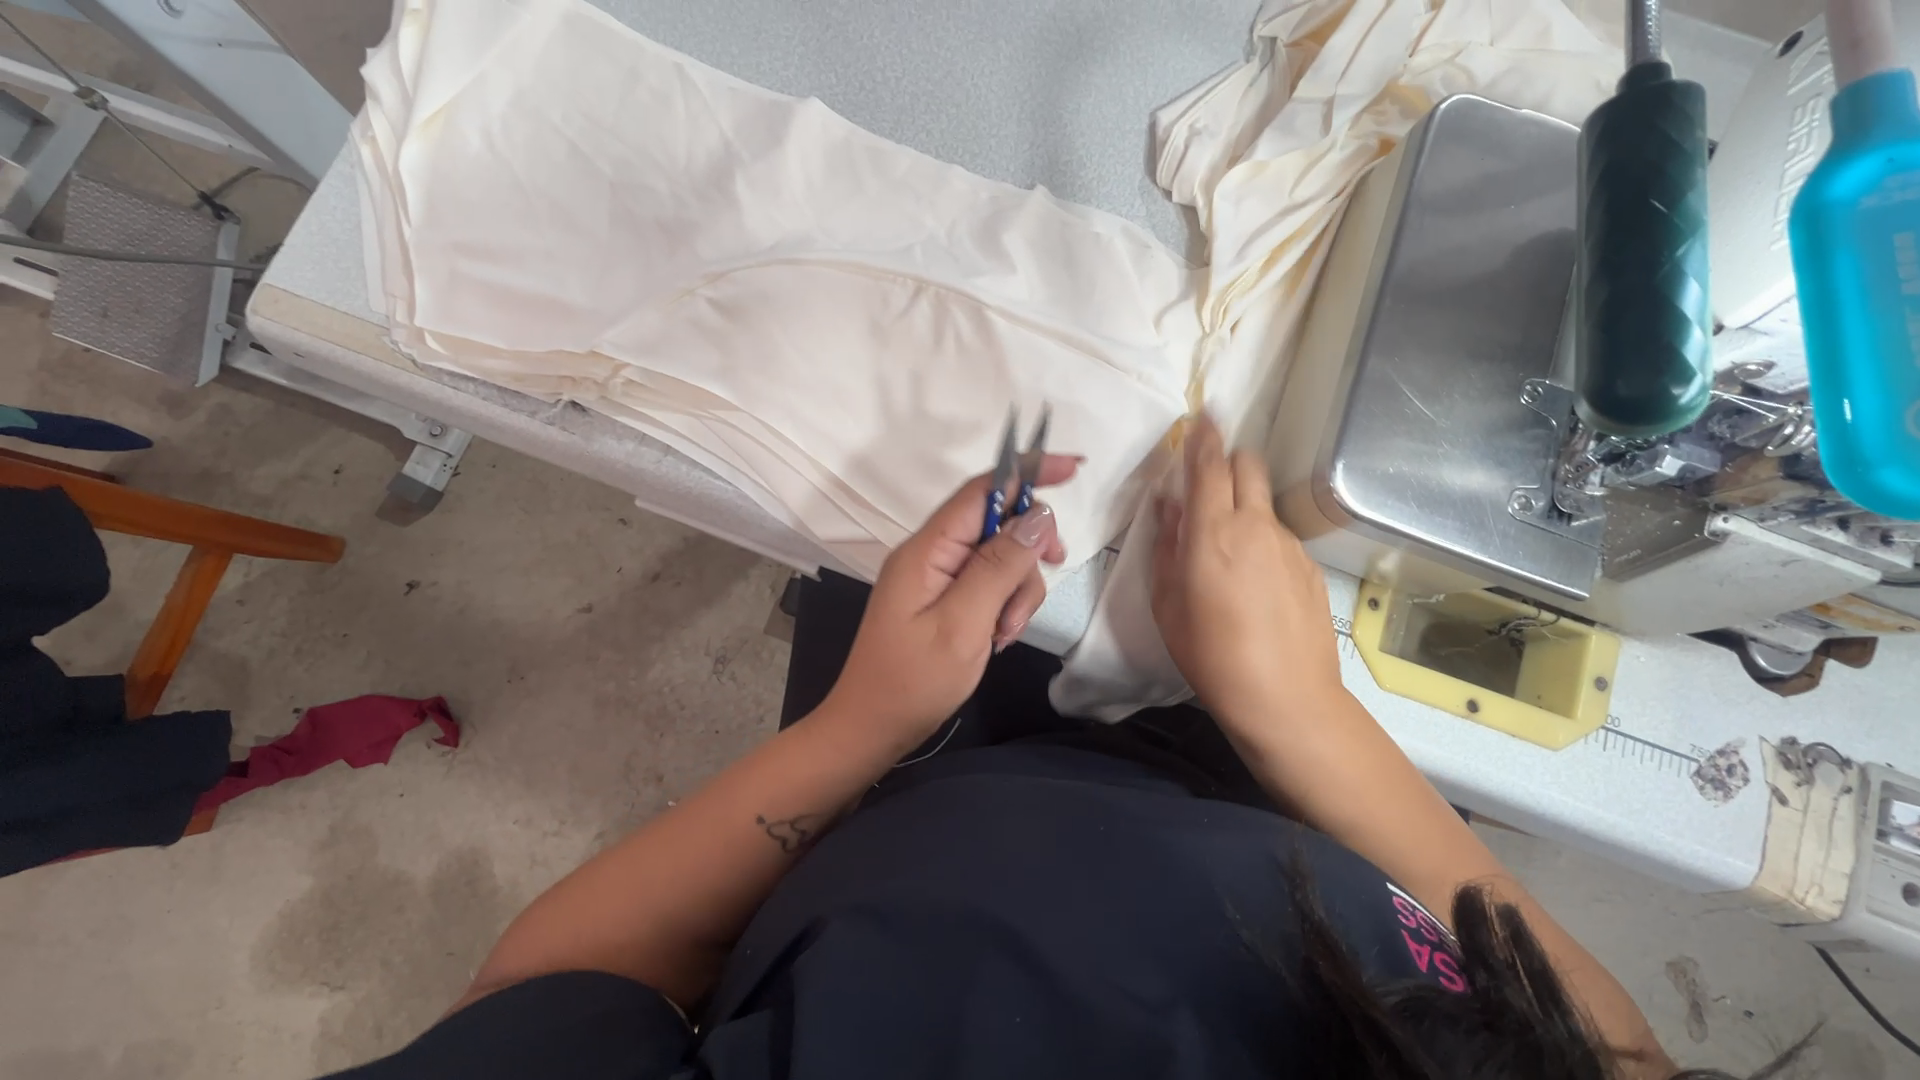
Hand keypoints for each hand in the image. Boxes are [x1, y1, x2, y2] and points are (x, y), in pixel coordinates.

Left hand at [823, 456, 1075, 741]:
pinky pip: (989, 587)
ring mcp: (939, 578)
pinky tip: (998, 638)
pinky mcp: (946, 601)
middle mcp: (932, 554)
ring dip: (1016, 592)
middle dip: (1026, 555)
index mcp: (928, 550)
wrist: (873, 729)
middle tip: (1041, 584)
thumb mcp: (963, 624)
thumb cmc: (913, 681)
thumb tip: (1038, 515)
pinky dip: (1004, 608)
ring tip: (1004, 635)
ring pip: (1001, 560)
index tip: (1073, 469)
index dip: (1027, 473)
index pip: (982, 490)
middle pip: (998, 525)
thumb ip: (1000, 567)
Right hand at [1150, 414, 1343, 732]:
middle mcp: (1255, 527)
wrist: (1285, 699)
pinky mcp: (1309, 568)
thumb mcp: (1168, 604)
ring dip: (1243, 506)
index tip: (1201, 415)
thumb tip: (1169, 508)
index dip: (1203, 436)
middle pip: (1248, 465)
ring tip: (1227, 551)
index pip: (1209, 465)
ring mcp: (1288, 546)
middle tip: (1207, 479)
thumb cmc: (1210, 654)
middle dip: (1229, 458)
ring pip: (1263, 503)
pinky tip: (1254, 584)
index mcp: (1213, 532)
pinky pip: (1279, 537)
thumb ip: (1167, 547)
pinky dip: (1261, 540)